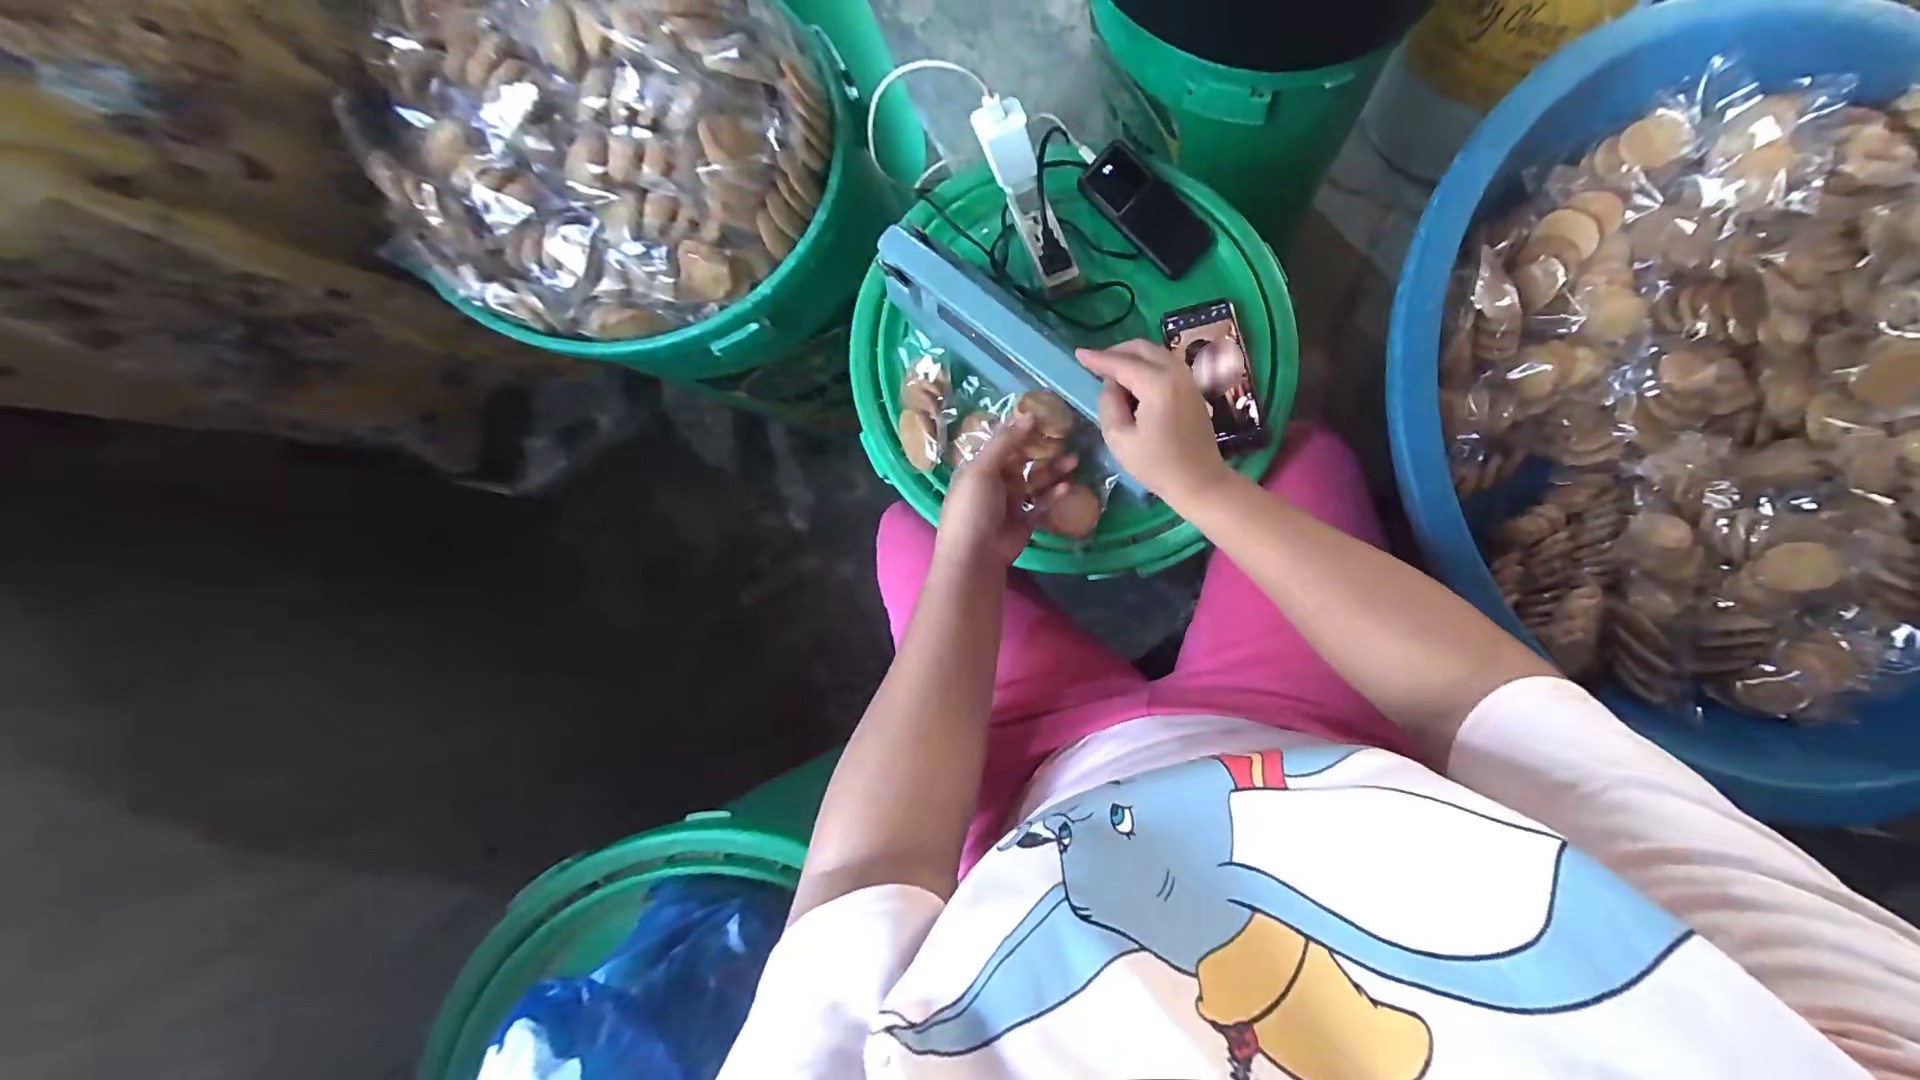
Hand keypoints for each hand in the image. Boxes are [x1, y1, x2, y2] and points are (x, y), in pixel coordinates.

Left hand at [934, 414, 1078, 569]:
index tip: (1046, 418)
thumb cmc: (973, 508)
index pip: (1003, 444)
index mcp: (980, 468)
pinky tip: (1068, 487)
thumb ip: (1006, 442)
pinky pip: (1042, 504)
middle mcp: (995, 482)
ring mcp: (1010, 503)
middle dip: (1043, 450)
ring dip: (1053, 471)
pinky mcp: (1024, 522)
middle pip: (1023, 461)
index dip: (1023, 431)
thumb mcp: (983, 469)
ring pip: (1035, 481)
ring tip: (1074, 460)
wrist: (975, 555)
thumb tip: (1028, 415)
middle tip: (1066, 438)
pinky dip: (1054, 495)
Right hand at [1077, 340, 1235, 506]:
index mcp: (1158, 384)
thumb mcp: (1119, 439)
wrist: (1199, 480)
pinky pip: (1165, 364)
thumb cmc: (1156, 465)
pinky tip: (1133, 383)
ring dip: (1132, 357)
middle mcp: (1176, 373)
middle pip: (1141, 348)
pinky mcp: (1192, 388)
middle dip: (1116, 352)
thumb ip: (1108, 405)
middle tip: (1095, 364)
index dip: (1097, 358)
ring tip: (1112, 374)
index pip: (1121, 363)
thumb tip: (1110, 386)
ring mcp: (1188, 378)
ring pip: (1155, 353)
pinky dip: (1146, 365)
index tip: (1078, 353)